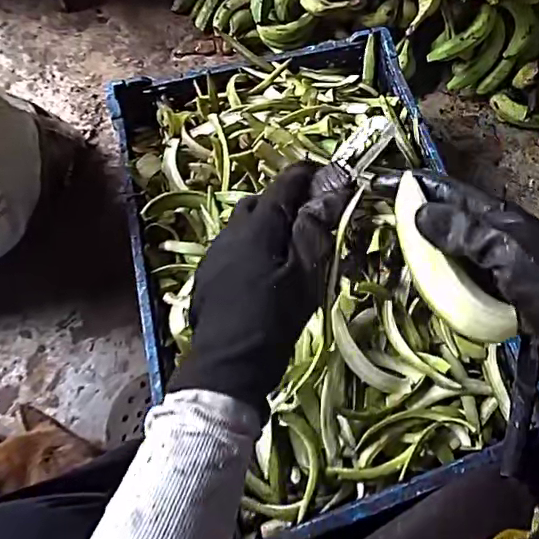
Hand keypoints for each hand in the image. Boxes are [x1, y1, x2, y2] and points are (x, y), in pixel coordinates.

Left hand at [174, 162, 352, 407]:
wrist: (229, 364)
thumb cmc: (274, 318)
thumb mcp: (306, 275)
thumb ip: (315, 230)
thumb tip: (329, 193)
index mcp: (258, 227)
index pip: (284, 185)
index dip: (308, 175)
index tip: (329, 174)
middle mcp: (231, 232)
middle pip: (262, 201)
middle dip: (288, 200)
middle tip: (314, 214)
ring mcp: (215, 253)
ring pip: (245, 224)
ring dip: (270, 224)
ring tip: (292, 243)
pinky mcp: (208, 274)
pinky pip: (235, 245)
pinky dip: (255, 245)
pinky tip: (267, 269)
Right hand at [396, 172, 538, 381]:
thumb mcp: (509, 253)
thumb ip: (466, 233)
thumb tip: (418, 211)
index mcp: (496, 216)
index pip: (446, 191)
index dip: (413, 184)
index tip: (376, 182)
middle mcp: (490, 235)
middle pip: (442, 217)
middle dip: (408, 213)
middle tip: (370, 217)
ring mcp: (491, 266)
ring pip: (445, 248)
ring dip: (417, 246)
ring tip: (382, 249)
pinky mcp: (492, 293)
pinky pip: (454, 278)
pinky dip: (433, 276)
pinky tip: (416, 283)